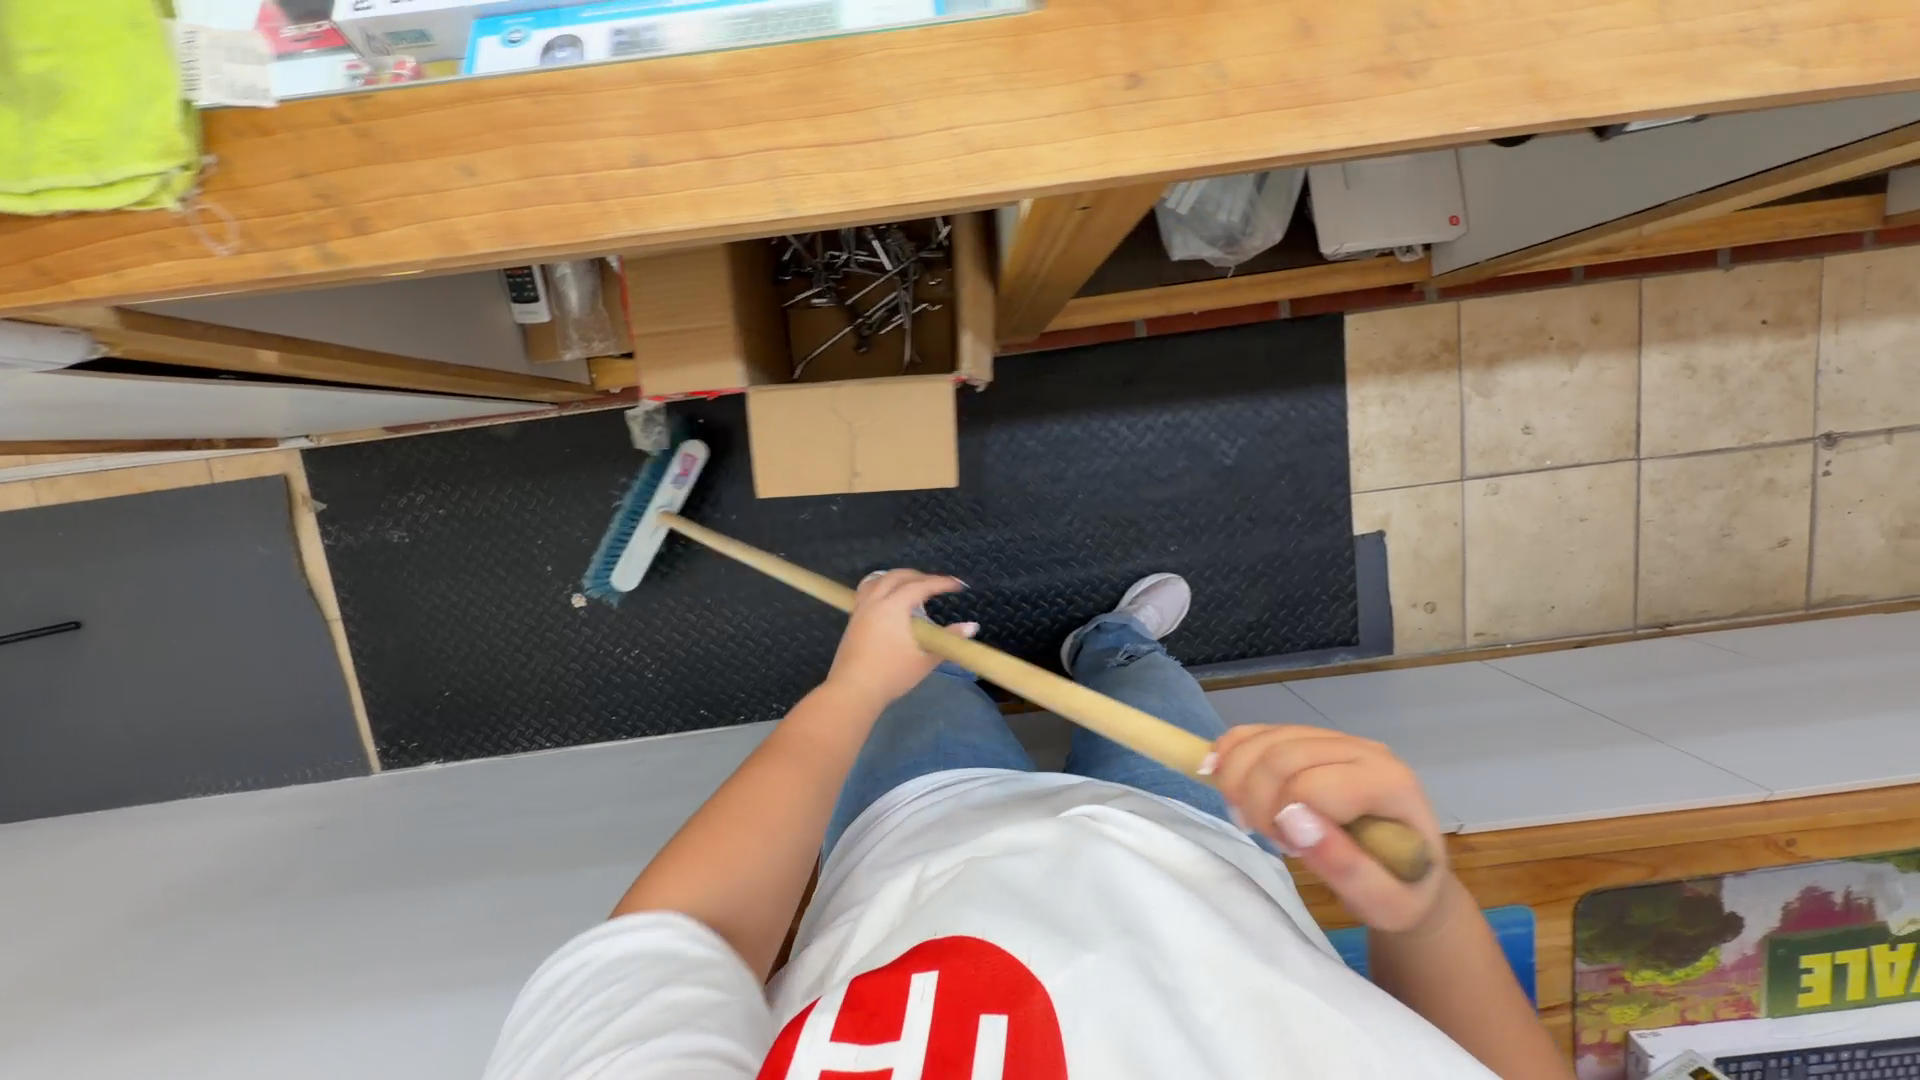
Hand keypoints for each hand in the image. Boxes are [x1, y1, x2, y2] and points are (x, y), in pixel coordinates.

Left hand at [824, 570, 975, 712]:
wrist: (853, 690)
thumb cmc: (892, 675)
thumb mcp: (925, 659)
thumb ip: (948, 640)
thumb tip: (972, 627)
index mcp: (893, 606)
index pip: (921, 586)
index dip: (941, 583)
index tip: (958, 585)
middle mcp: (875, 601)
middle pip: (897, 576)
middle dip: (919, 576)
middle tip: (936, 585)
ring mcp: (860, 610)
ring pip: (877, 580)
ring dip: (896, 578)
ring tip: (909, 587)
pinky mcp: (852, 620)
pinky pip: (866, 592)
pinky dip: (881, 588)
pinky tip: (888, 603)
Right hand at [1206, 724, 1450, 933]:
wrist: (1408, 873)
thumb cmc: (1401, 891)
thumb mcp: (1385, 902)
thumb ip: (1346, 867)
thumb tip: (1293, 822)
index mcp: (1388, 783)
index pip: (1311, 784)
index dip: (1283, 817)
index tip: (1288, 849)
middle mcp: (1363, 749)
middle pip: (1280, 755)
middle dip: (1254, 798)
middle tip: (1263, 834)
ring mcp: (1334, 738)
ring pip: (1263, 739)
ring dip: (1237, 777)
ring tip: (1249, 815)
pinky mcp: (1309, 738)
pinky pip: (1257, 732)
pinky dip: (1230, 752)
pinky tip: (1221, 778)